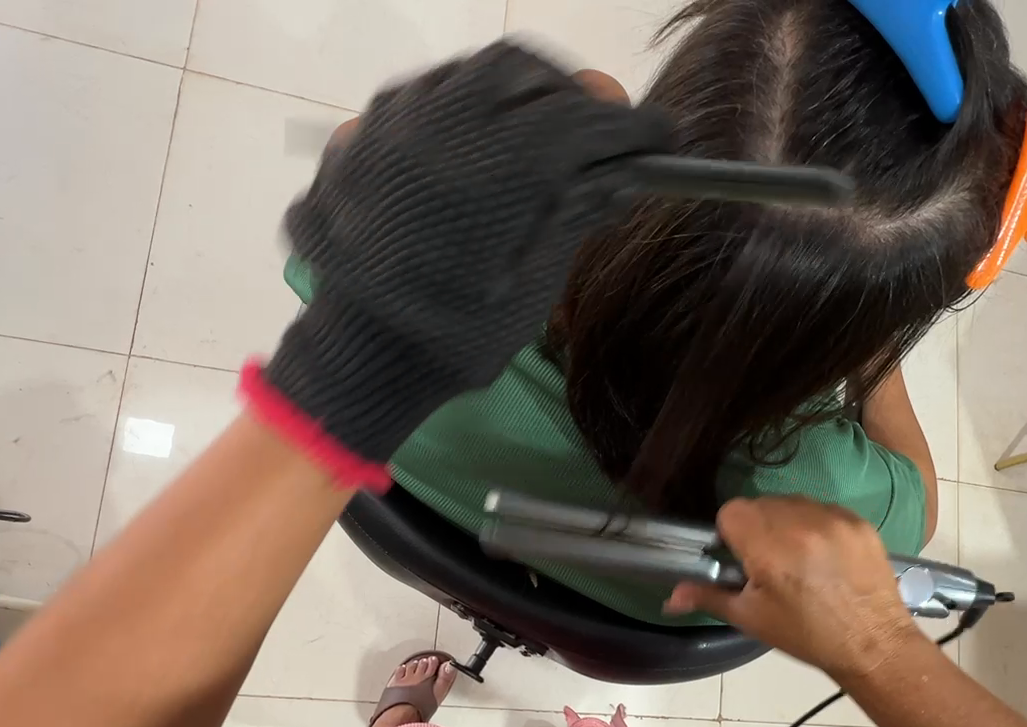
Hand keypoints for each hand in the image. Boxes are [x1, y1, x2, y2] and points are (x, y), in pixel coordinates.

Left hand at [251, 43, 671, 477]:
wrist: (363, 354)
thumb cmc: (458, 337)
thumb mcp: (532, 286)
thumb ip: (575, 215)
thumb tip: (620, 174)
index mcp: (499, 168)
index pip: (583, 121)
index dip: (630, 128)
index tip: (662, 138)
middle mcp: (445, 122)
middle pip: (530, 75)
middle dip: (576, 98)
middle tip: (603, 131)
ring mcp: (395, 120)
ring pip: (475, 73)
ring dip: (522, 94)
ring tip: (545, 131)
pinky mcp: (364, 133)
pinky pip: (430, 92)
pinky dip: (471, 105)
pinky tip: (484, 140)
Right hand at [665, 498, 924, 679]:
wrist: (873, 644)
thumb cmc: (805, 635)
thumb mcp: (752, 619)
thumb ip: (708, 597)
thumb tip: (670, 597)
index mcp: (770, 550)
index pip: (732, 511)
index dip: (729, 532)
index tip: (739, 556)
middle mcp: (801, 525)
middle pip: (760, 504)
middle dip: (756, 527)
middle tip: (766, 562)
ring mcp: (833, 519)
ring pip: (790, 503)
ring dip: (785, 523)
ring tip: (796, 558)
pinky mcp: (858, 521)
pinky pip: (821, 509)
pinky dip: (815, 525)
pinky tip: (822, 555)